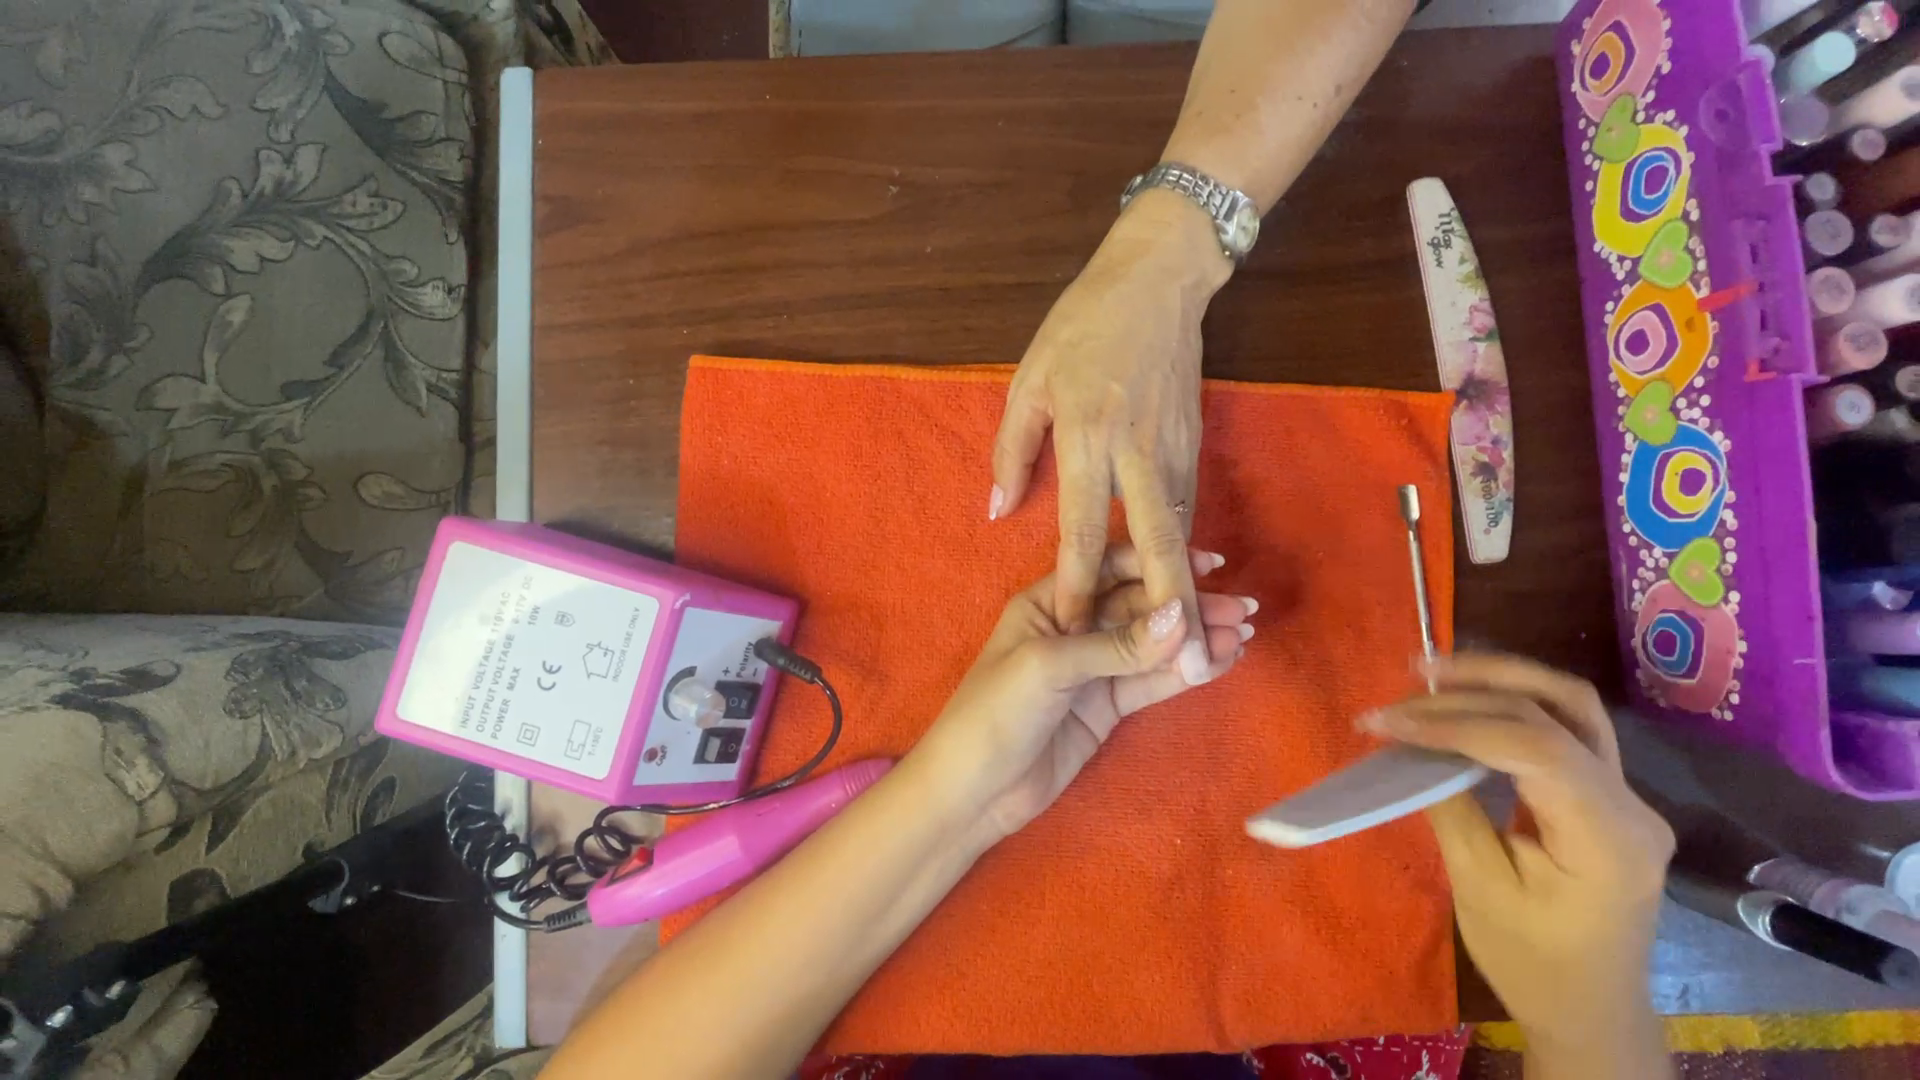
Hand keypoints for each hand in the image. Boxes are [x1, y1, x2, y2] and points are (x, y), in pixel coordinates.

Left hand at [914, 546, 1253, 845]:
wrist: (973, 792)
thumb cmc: (994, 714)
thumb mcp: (1050, 669)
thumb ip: (1116, 644)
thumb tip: (1182, 613)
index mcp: (1046, 602)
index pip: (1109, 568)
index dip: (1156, 563)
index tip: (1208, 563)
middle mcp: (1072, 627)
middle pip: (1138, 607)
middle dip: (1187, 605)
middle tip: (1242, 608)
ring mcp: (1091, 669)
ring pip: (1151, 645)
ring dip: (1195, 638)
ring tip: (1244, 633)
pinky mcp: (1105, 707)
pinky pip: (1151, 681)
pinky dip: (1185, 672)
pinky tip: (1221, 661)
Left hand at [991, 192, 1230, 687]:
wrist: (1157, 282)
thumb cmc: (1080, 331)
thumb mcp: (1029, 383)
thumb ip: (1013, 451)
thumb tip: (999, 511)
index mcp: (1086, 440)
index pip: (1081, 530)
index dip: (1078, 587)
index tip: (1075, 635)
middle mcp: (1135, 454)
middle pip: (1155, 545)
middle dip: (1167, 609)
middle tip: (1181, 664)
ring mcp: (1174, 450)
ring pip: (1181, 532)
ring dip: (1187, 589)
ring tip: (1194, 643)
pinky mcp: (1195, 444)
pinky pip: (1187, 507)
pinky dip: (1185, 550)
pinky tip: (1187, 585)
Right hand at [1359, 655, 1674, 1057]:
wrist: (1591, 1011)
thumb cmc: (1533, 963)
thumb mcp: (1480, 889)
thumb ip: (1451, 809)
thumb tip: (1411, 750)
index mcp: (1608, 838)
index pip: (1535, 747)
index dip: (1455, 723)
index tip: (1386, 722)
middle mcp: (1629, 803)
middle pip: (1556, 711)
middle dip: (1470, 692)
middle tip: (1401, 690)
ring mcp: (1623, 794)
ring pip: (1568, 704)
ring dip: (1498, 678)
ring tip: (1433, 671)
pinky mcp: (1602, 793)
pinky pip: (1561, 727)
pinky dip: (1509, 702)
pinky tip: (1463, 699)